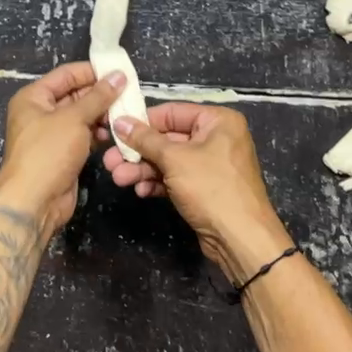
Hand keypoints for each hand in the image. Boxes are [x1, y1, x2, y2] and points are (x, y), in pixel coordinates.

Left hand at [0, 62, 124, 232]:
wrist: (34, 201)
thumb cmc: (48, 152)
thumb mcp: (73, 119)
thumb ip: (98, 97)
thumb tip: (119, 76)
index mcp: (33, 97)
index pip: (66, 75)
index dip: (92, 71)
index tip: (119, 71)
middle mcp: (40, 112)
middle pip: (75, 95)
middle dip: (101, 95)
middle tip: (130, 93)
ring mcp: (52, 134)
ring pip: (82, 117)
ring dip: (102, 115)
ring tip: (126, 114)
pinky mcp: (63, 153)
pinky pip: (84, 135)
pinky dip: (99, 133)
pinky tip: (117, 134)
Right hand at [105, 103, 292, 281]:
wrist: (240, 239)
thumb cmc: (211, 187)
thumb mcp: (175, 159)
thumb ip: (145, 139)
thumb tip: (119, 122)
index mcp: (218, 121)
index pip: (172, 112)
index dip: (143, 121)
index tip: (116, 129)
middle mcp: (216, 138)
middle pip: (168, 138)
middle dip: (138, 151)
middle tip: (110, 160)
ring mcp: (210, 165)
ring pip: (169, 161)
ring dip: (142, 169)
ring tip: (118, 178)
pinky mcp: (204, 189)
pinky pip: (176, 179)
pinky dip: (157, 183)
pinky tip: (139, 191)